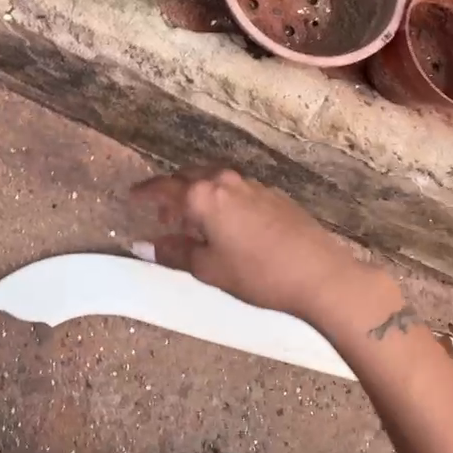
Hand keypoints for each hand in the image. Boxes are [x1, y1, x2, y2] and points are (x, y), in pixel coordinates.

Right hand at [131, 168, 368, 320]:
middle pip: (187, 178)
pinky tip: (228, 223)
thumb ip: (174, 252)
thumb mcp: (209, 269)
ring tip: (195, 221)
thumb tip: (144, 245)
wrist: (320, 274)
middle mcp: (223, 180)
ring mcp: (250, 184)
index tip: (131, 197)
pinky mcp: (271, 193)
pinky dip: (220, 199)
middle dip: (172, 193)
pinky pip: (234, 188)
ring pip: (212, 180)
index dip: (145, 193)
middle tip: (164, 216)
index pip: (163, 188)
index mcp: (202, 195)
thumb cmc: (258, 274)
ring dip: (198, 194)